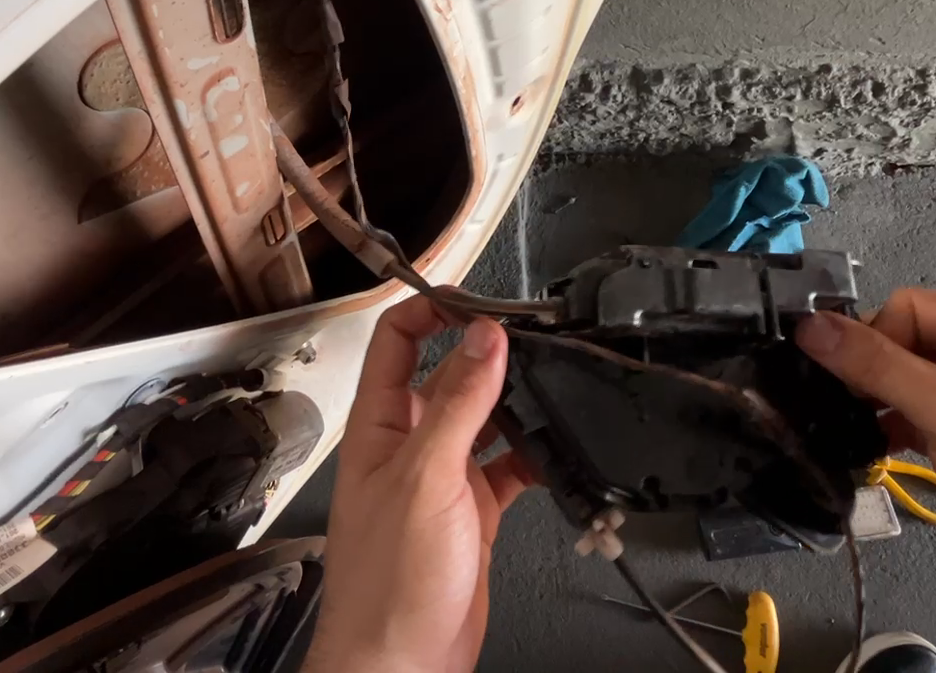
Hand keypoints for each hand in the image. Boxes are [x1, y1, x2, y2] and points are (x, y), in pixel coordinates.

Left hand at [303, 298, 534, 672]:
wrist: (403, 667)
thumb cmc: (388, 582)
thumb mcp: (426, 477)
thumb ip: (458, 405)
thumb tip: (484, 339)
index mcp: (381, 422)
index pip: (397, 340)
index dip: (430, 310)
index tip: (474, 299)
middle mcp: (410, 440)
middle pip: (448, 374)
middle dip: (485, 354)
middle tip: (529, 339)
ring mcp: (443, 473)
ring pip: (482, 416)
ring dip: (513, 401)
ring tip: (548, 384)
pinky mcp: (472, 507)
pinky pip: (506, 464)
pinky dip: (531, 453)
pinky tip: (554, 450)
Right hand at [796, 288, 935, 650]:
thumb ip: (879, 365)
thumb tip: (811, 325)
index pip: (913, 307)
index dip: (875, 334)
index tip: (852, 376)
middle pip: (909, 341)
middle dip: (875, 369)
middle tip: (851, 404)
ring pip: (911, 382)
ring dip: (881, 401)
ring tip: (859, 428)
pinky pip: (922, 418)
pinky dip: (895, 427)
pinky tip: (879, 447)